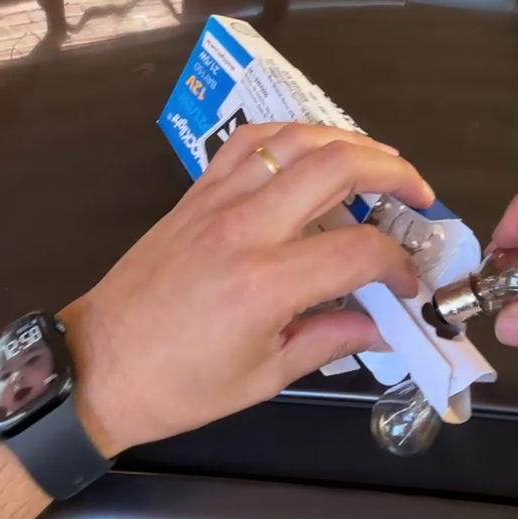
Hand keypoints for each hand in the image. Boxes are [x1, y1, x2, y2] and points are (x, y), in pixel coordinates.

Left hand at [61, 122, 433, 457]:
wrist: (98, 363)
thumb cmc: (179, 384)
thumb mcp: (263, 376)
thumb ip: (331, 338)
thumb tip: (386, 323)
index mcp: (264, 283)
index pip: (357, 250)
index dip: (398, 264)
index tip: (408, 282)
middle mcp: (245, 226)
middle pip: (335, 167)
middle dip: (393, 172)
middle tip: (419, 194)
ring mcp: (218, 198)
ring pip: (295, 139)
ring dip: (348, 141)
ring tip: (380, 160)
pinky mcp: (197, 190)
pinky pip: (250, 140)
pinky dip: (290, 134)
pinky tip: (311, 148)